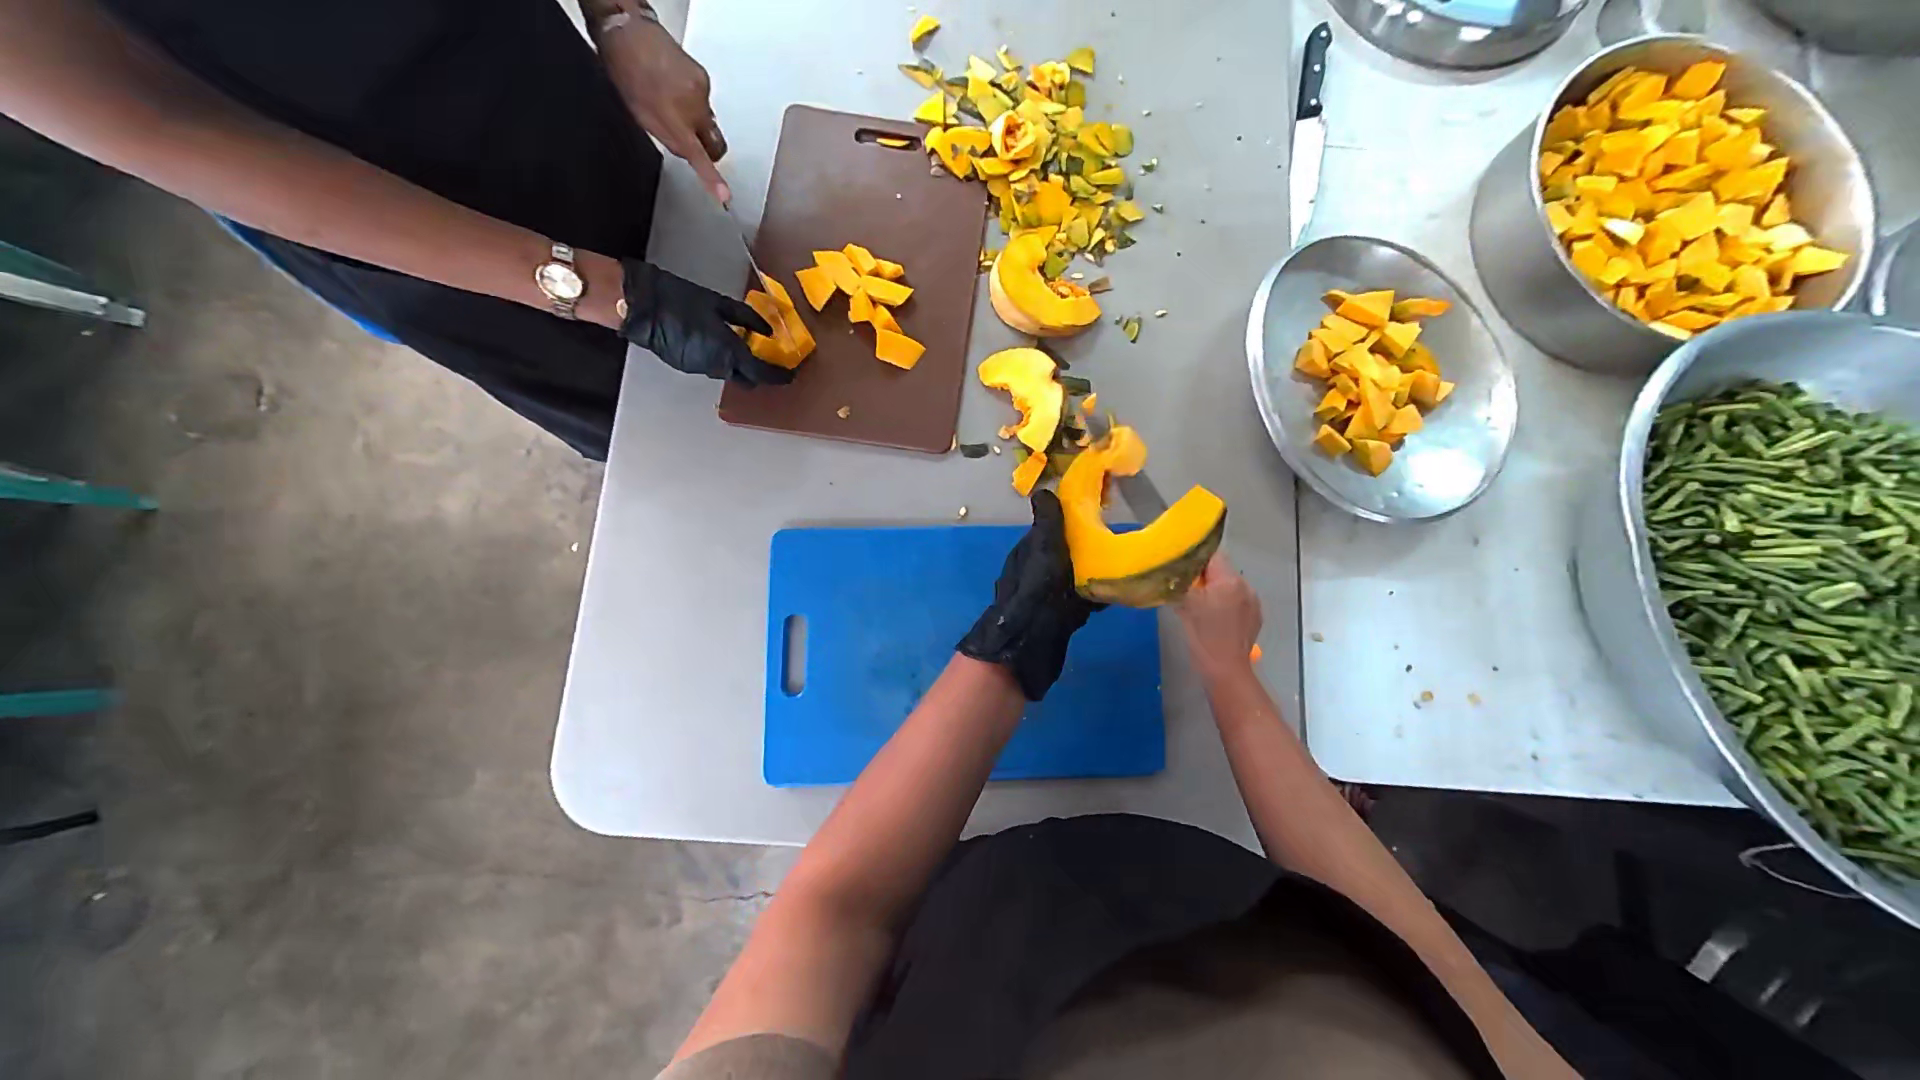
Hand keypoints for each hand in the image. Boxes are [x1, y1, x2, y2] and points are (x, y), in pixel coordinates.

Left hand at [598, 15, 731, 205]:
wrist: (629, 31)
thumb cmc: (627, 70)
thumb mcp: (641, 116)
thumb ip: (668, 139)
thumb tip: (688, 154)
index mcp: (673, 118)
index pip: (699, 156)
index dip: (712, 178)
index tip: (724, 196)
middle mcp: (693, 107)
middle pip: (714, 144)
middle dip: (704, 146)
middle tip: (686, 136)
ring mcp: (702, 92)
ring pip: (708, 123)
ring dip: (694, 120)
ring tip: (670, 100)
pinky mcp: (705, 80)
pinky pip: (705, 103)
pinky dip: (692, 101)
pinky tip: (674, 87)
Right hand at [619, 259, 792, 386]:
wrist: (642, 307)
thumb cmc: (682, 301)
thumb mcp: (720, 304)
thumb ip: (747, 319)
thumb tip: (767, 330)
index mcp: (730, 352)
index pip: (761, 373)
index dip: (778, 376)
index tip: (789, 375)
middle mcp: (717, 367)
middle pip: (747, 379)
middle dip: (759, 373)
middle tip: (767, 359)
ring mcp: (701, 370)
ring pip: (728, 374)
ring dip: (739, 365)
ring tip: (743, 346)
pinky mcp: (687, 367)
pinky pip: (712, 367)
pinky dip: (721, 360)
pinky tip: (719, 343)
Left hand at [957, 491, 1104, 700]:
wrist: (1028, 644)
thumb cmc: (1038, 591)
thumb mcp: (1044, 549)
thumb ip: (1047, 522)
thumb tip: (1042, 491)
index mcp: (1027, 552)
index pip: (1051, 530)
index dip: (1072, 522)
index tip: (1098, 517)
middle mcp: (1032, 573)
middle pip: (1063, 554)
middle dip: (1085, 549)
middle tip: (1113, 545)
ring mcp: (1041, 598)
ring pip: (1070, 578)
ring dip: (1090, 574)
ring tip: (1116, 570)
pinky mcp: (1053, 620)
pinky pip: (1076, 602)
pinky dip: (1091, 598)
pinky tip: (1109, 598)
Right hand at [1175, 554, 1262, 680]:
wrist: (1225, 668)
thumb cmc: (1202, 635)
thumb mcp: (1184, 605)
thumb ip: (1181, 583)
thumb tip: (1173, 571)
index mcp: (1229, 580)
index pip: (1213, 555)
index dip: (1196, 560)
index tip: (1183, 569)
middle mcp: (1246, 586)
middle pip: (1222, 569)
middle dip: (1205, 576)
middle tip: (1189, 589)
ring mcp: (1253, 601)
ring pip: (1230, 585)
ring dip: (1216, 589)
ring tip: (1203, 606)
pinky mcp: (1256, 615)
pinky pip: (1238, 599)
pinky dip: (1226, 602)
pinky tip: (1216, 617)